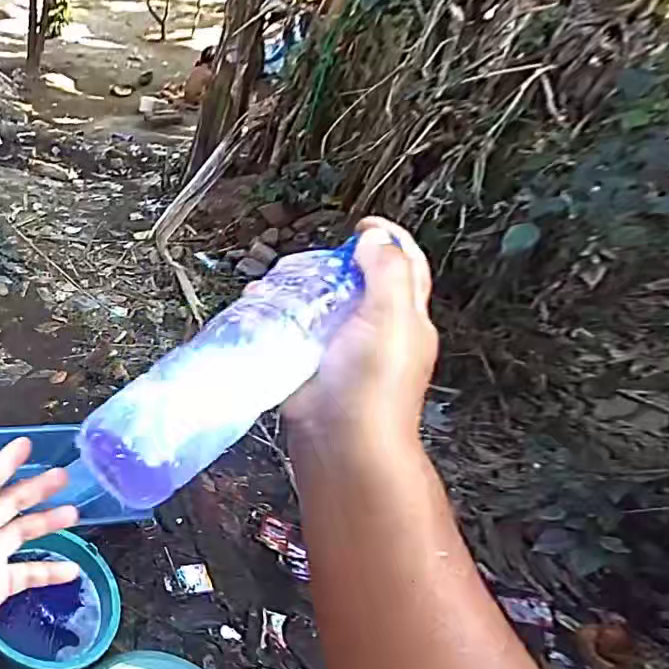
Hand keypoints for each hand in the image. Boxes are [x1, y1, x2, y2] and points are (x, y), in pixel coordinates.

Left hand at [0, 438, 80, 668]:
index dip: (5, 463)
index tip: (24, 445)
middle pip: (13, 503)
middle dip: (37, 488)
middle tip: (62, 475)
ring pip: (25, 532)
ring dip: (48, 522)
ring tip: (73, 513)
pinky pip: (29, 574)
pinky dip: (50, 571)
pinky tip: (70, 570)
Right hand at [282, 216, 437, 445]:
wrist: (341, 443)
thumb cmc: (373, 388)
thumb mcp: (392, 319)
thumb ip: (388, 274)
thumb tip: (375, 240)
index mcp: (405, 317)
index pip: (403, 265)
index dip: (386, 240)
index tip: (361, 226)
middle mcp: (374, 331)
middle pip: (359, 283)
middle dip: (337, 264)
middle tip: (313, 257)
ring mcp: (340, 350)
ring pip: (323, 308)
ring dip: (303, 291)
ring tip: (282, 280)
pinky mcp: (310, 366)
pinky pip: (295, 334)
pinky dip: (280, 319)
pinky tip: (263, 311)